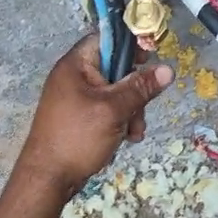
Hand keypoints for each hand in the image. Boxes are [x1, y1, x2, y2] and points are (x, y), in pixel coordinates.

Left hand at [17, 36, 172, 193]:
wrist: (48, 178)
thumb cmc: (77, 137)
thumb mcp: (114, 110)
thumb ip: (141, 88)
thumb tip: (168, 69)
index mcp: (75, 65)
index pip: (105, 39)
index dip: (130, 45)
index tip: (150, 59)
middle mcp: (75, 77)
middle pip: (116, 70)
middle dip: (134, 91)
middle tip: (141, 110)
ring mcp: (78, 98)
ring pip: (116, 93)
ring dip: (131, 112)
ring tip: (133, 133)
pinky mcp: (82, 117)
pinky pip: (109, 110)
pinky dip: (121, 122)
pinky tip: (126, 139)